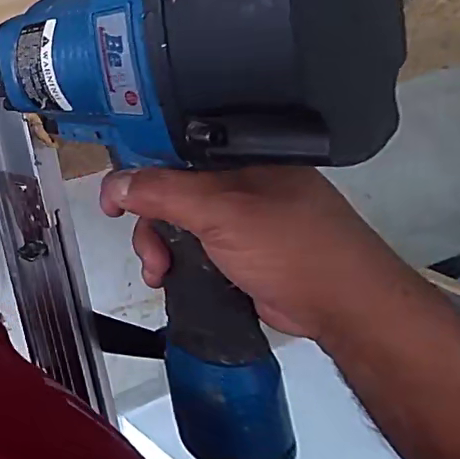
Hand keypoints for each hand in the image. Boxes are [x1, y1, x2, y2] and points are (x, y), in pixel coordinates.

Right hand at [99, 166, 413, 341]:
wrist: (344, 308)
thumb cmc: (291, 246)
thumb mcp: (220, 210)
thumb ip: (163, 192)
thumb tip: (115, 184)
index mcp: (238, 157)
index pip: (174, 150)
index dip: (139, 169)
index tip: (115, 196)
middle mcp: (238, 182)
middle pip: (169, 191)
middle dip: (149, 222)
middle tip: (148, 252)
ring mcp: (240, 218)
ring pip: (178, 223)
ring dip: (159, 247)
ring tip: (159, 273)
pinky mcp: (241, 251)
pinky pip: (194, 248)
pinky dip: (177, 262)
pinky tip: (171, 279)